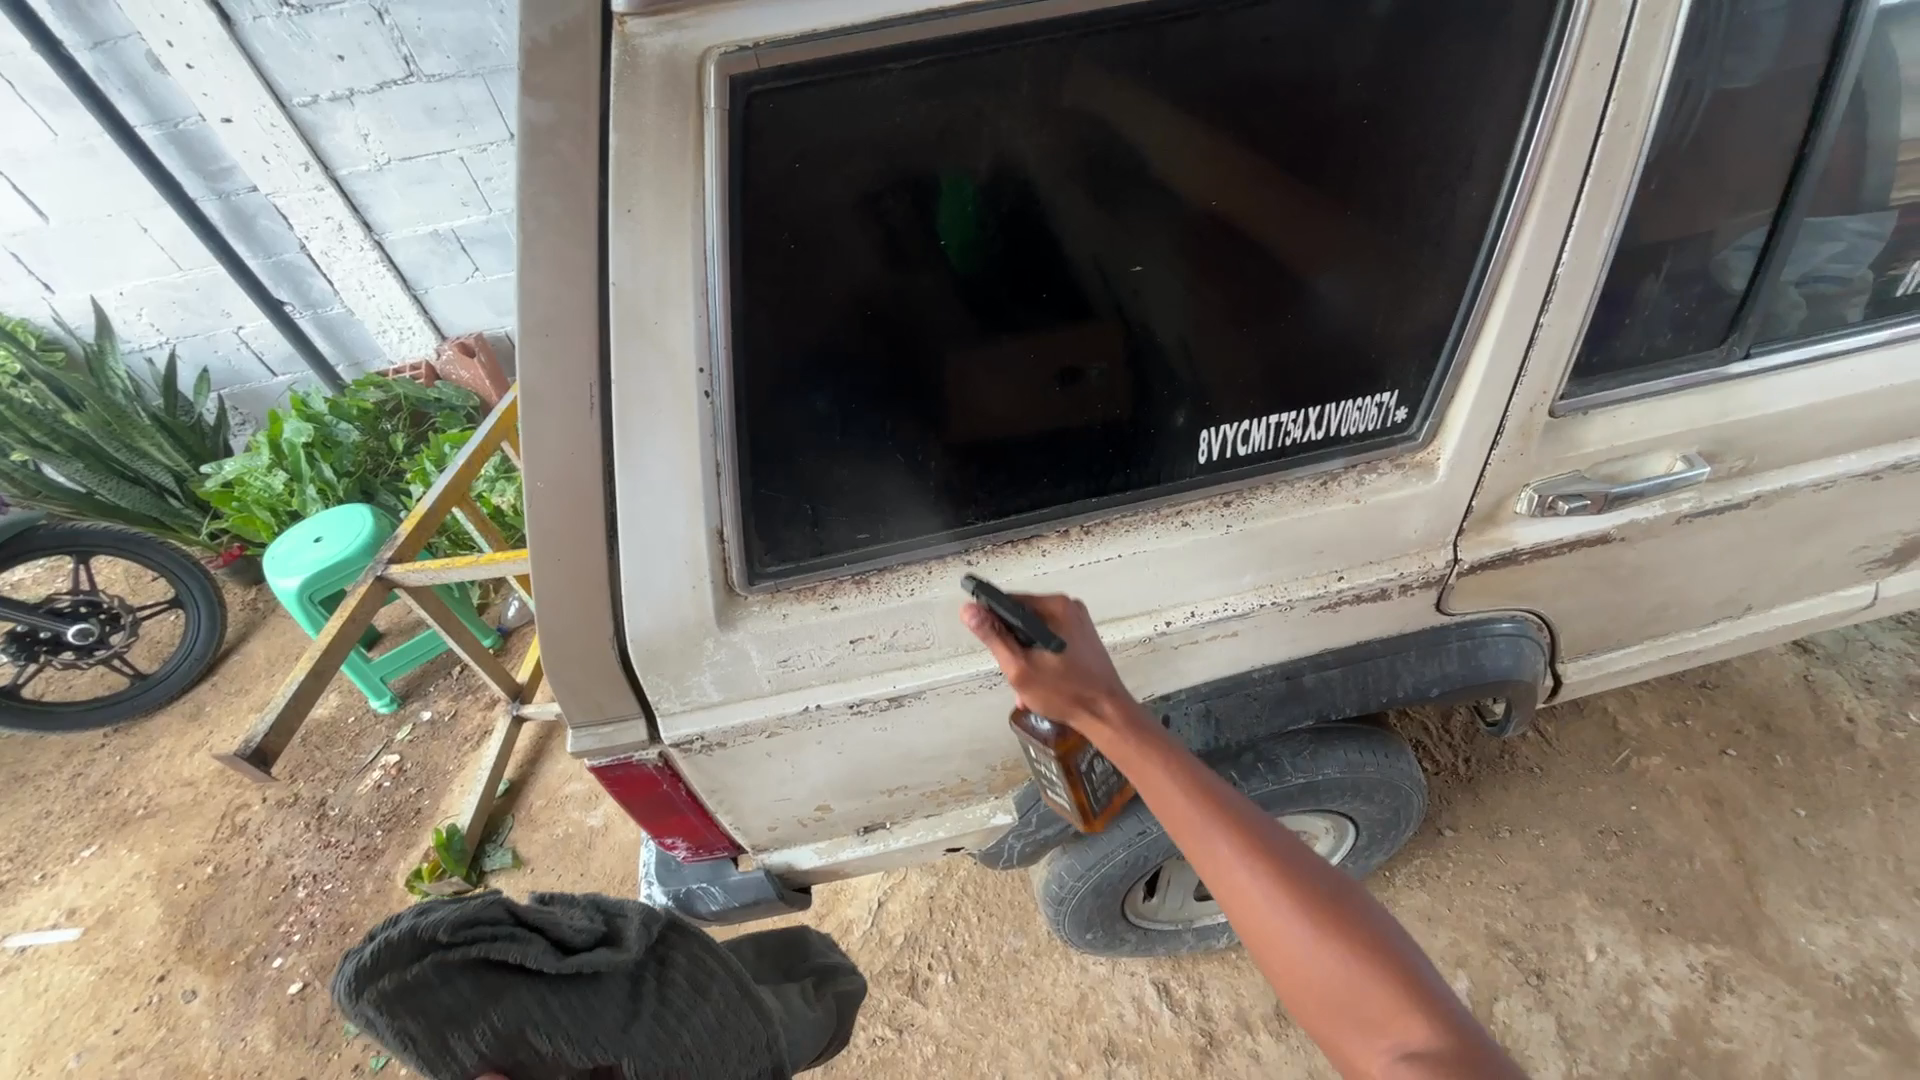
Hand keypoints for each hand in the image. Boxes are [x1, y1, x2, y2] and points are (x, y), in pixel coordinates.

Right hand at [960, 592, 1144, 736]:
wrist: (1107, 715)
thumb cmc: (1065, 693)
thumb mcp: (1020, 667)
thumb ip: (993, 637)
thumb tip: (967, 610)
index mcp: (1055, 607)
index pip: (1009, 602)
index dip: (992, 622)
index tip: (989, 644)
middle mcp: (1068, 607)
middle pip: (1022, 619)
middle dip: (1013, 647)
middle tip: (1014, 673)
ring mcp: (1077, 623)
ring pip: (1034, 633)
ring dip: (1025, 657)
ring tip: (1025, 686)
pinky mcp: (1082, 638)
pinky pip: (1049, 641)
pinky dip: (1040, 659)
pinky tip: (1038, 684)